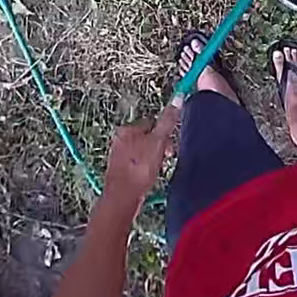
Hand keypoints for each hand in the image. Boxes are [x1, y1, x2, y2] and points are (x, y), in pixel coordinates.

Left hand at [100, 103, 180, 217]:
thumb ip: (168, 121)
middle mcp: (119, 141)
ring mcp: (118, 158)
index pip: (151, 122)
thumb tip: (177, 99)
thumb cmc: (139, 168)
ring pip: (142, 153)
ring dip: (153, 159)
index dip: (164, 132)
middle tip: (165, 157)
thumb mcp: (159, 140)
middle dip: (158, 146)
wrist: (123, 197)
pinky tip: (149, 178)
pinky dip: (145, 170)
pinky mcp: (119, 173)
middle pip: (146, 137)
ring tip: (157, 169)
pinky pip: (137, 166)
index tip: (171, 142)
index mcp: (127, 129)